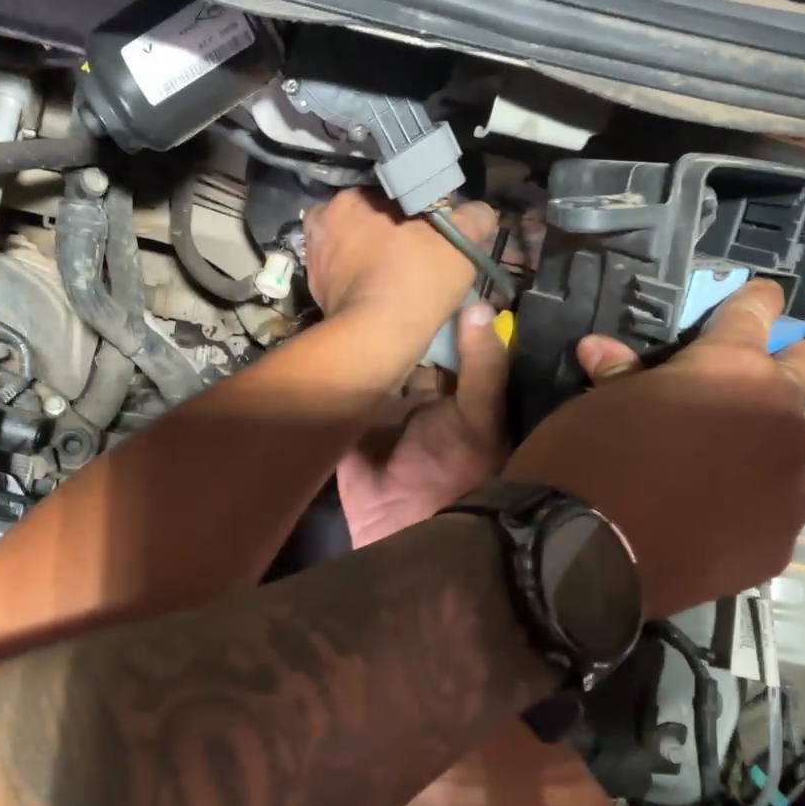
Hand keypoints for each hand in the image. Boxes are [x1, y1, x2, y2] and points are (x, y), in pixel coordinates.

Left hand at [304, 188, 497, 329]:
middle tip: (414, 255)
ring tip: (399, 278)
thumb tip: (478, 213)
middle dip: (386, 232)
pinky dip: (360, 284)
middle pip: (366, 220)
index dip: (413, 210)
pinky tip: (382, 295)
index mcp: (351, 198)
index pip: (389, 193)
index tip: (429, 231)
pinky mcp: (315, 293)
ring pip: (352, 250)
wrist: (377, 338)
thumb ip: (474, 217)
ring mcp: (314, 260)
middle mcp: (322, 223)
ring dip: (371, 258)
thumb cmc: (416, 278)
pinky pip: (345, 279)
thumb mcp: (460, 240)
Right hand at [337, 302, 508, 545]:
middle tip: (376, 278)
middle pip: (402, 355)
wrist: (409, 531)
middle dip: (392, 327)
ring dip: (359, 347)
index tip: (422, 274)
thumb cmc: (458, 469)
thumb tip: (479, 305)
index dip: (436, 317)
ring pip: (369, 370)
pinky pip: (337, 395)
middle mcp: (416, 402)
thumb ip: (483, 364)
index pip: (444, 348)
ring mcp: (378, 415)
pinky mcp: (346, 429)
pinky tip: (321, 340)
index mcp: (452, 397)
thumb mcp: (480, 416)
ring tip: (344, 298)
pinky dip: (330, 374)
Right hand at [503, 281, 804, 617]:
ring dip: (766, 448)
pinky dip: (750, 507)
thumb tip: (598, 348)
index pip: (752, 315)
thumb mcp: (595, 406)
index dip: (755, 303)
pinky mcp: (780, 542)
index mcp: (730, 369)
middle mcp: (779, 418)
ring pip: (788, 453)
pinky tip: (716, 520)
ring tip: (732, 465)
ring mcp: (789, 486)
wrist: (581, 556)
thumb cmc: (582, 458)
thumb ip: (619, 377)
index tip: (763, 295)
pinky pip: (771, 512)